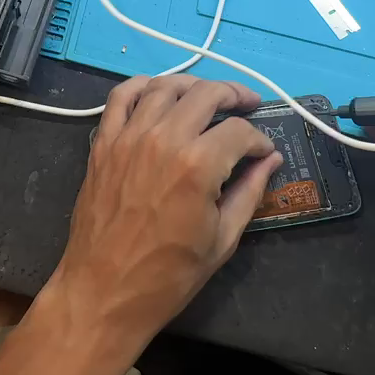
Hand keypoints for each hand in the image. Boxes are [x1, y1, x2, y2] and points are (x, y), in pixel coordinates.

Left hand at [53, 75, 281, 347]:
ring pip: (164, 86)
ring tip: (208, 94)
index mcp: (198, 165)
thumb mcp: (222, 240)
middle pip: (205, 93)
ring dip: (192, 84)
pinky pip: (121, 96)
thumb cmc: (169, 274)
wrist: (104, 289)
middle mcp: (164, 138)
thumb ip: (249, 192)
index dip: (259, 139)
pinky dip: (142, 85)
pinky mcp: (104, 140)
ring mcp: (129, 135)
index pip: (238, 131)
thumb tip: (270, 161)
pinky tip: (158, 90)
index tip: (264, 151)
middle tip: (247, 104)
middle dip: (233, 95)